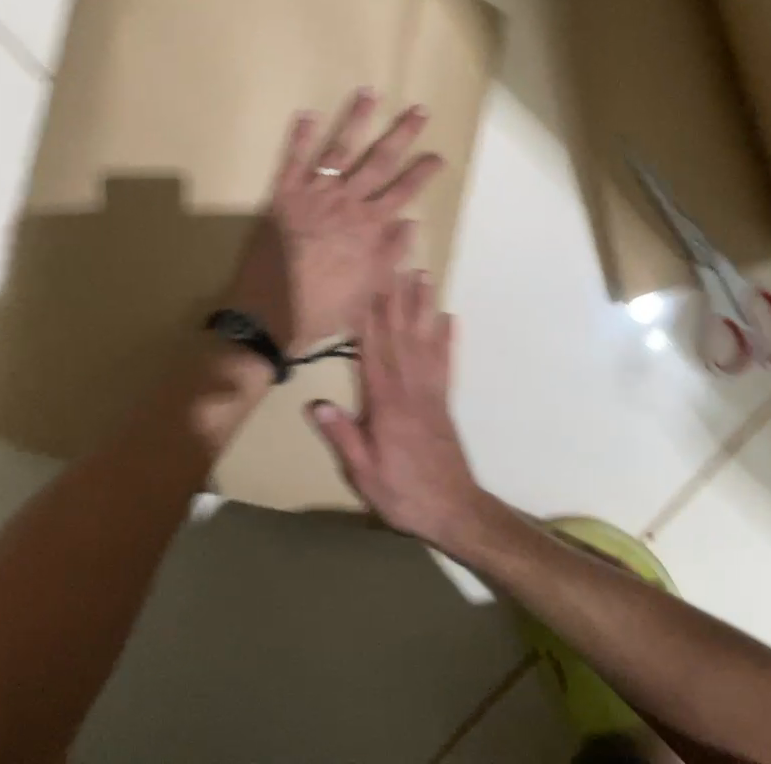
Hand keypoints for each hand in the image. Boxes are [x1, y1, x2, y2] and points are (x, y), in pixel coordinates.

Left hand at [221, 89, 442, 351]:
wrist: (270, 315)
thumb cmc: (321, 309)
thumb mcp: (368, 291)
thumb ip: (389, 255)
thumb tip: (409, 222)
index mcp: (369, 228)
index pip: (403, 192)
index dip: (422, 173)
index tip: (438, 156)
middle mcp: (346, 204)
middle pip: (380, 161)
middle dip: (402, 135)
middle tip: (420, 111)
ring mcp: (313, 196)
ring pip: (340, 150)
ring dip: (356, 120)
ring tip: (369, 93)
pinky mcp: (282, 196)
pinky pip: (292, 160)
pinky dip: (299, 136)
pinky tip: (307, 114)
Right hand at [308, 271, 493, 547]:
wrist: (454, 510)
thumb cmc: (403, 494)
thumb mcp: (364, 473)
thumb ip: (344, 437)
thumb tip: (316, 404)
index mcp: (387, 405)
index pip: (374, 353)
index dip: (370, 318)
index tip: (368, 285)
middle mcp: (411, 391)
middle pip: (402, 336)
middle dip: (398, 298)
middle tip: (399, 261)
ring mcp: (432, 394)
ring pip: (425, 342)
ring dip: (423, 308)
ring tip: (423, 276)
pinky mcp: (445, 403)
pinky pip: (447, 363)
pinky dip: (449, 339)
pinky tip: (450, 318)